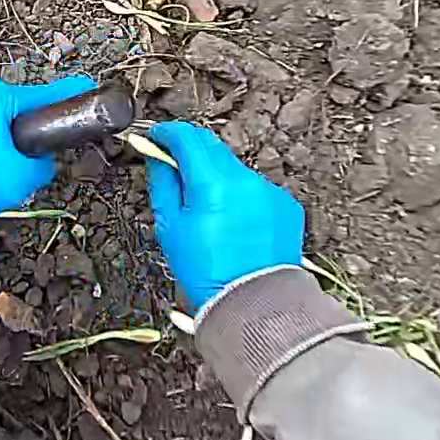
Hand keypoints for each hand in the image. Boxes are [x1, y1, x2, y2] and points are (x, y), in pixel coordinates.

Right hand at [145, 122, 303, 307]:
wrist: (254, 305)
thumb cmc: (209, 273)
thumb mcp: (171, 227)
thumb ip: (163, 183)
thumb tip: (156, 157)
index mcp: (214, 184)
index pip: (187, 138)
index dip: (167, 133)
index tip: (156, 136)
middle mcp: (245, 180)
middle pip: (211, 146)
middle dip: (190, 150)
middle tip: (173, 164)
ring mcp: (268, 190)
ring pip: (234, 167)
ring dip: (216, 174)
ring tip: (205, 206)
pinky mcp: (284, 204)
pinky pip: (255, 187)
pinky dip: (240, 194)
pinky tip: (232, 220)